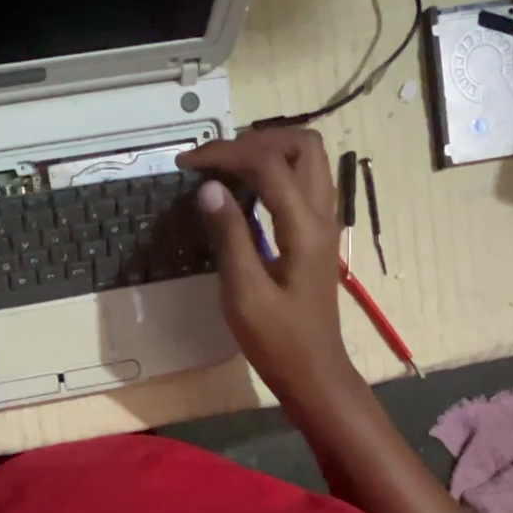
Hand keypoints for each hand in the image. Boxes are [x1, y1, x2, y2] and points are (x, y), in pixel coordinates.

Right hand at [178, 129, 361, 407]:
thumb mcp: (244, 294)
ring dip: (269, 152)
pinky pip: (304, 182)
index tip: (188, 164)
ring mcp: (324, 223)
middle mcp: (322, 215)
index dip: (225, 154)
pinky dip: (275, 173)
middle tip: (215, 160)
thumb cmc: (277, 341)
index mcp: (304, 228)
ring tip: (227, 169)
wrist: (313, 372)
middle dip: (256, 140)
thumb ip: (229, 237)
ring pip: (308, 160)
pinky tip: (244, 193)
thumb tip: (209, 188)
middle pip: (302, 145)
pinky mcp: (317, 234)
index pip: (268, 164)